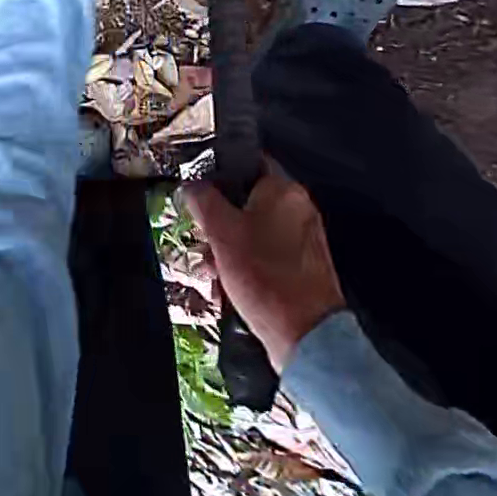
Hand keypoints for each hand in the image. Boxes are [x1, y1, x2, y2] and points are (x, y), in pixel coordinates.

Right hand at [183, 163, 345, 369]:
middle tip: (196, 227)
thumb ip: (202, 198)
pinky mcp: (303, 264)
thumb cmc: (261, 273)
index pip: (247, 161)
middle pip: (248, 196)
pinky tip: (224, 275)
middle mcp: (299, 207)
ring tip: (206, 259)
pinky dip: (244, 256)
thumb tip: (191, 183)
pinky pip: (266, 248)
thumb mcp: (220, 231)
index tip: (194, 183)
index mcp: (284, 189)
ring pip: (254, 224)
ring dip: (227, 238)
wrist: (305, 335)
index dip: (218, 169)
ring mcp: (304, 237)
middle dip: (218, 213)